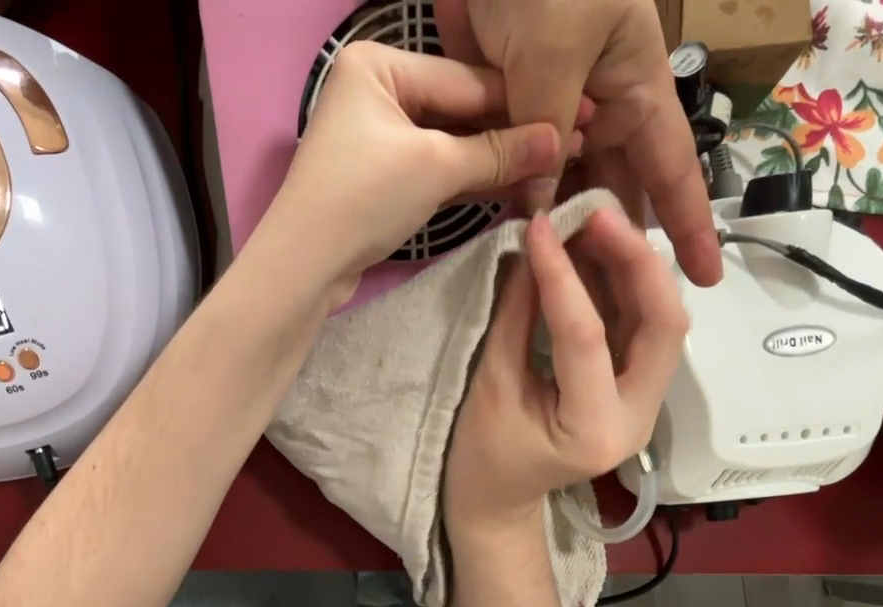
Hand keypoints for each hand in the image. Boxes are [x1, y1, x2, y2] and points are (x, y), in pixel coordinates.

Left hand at [247, 42, 571, 308]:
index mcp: (379, 64)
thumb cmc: (362, 199)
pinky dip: (466, 180)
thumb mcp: (436, 167)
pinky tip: (511, 187)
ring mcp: (374, 136)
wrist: (303, 267)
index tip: (580, 117)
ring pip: (448, 143)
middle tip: (573, 146)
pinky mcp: (376, 178)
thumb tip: (560, 142)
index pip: (468, 80)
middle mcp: (374, 91)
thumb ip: (499, 152)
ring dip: (494, 160)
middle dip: (512, 133)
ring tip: (551, 170)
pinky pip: (432, 169)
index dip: (525, 104)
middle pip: (460, 109)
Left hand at [433, 0, 722, 286]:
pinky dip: (513, 196)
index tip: (704, 277)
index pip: (668, 169)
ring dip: (558, 225)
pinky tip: (511, 237)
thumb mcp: (553, 57)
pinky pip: (513, 163)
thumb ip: (546, 136)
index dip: (687, 224)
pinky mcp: (504, 109)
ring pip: (559, 181)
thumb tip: (545, 209)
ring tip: (563, 284)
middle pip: (613, 186)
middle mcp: (595, 106)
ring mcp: (548, 110)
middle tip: (612, 302)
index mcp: (630, 87)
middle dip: (613, 238)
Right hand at [444, 206, 686, 539]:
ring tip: (599, 223)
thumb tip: (534, 251)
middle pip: (663, 324)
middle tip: (597, 214)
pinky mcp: (637, 391)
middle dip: (635, 261)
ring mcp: (646, 405)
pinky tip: (600, 255)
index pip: (585, 337)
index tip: (539, 227)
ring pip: (663, 322)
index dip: (562, 276)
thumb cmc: (479, 460)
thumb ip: (517, 319)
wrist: (496, 504)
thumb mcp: (490, 390)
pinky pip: (644, 331)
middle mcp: (638, 418)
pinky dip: (626, 289)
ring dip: (637, 268)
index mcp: (595, 430)